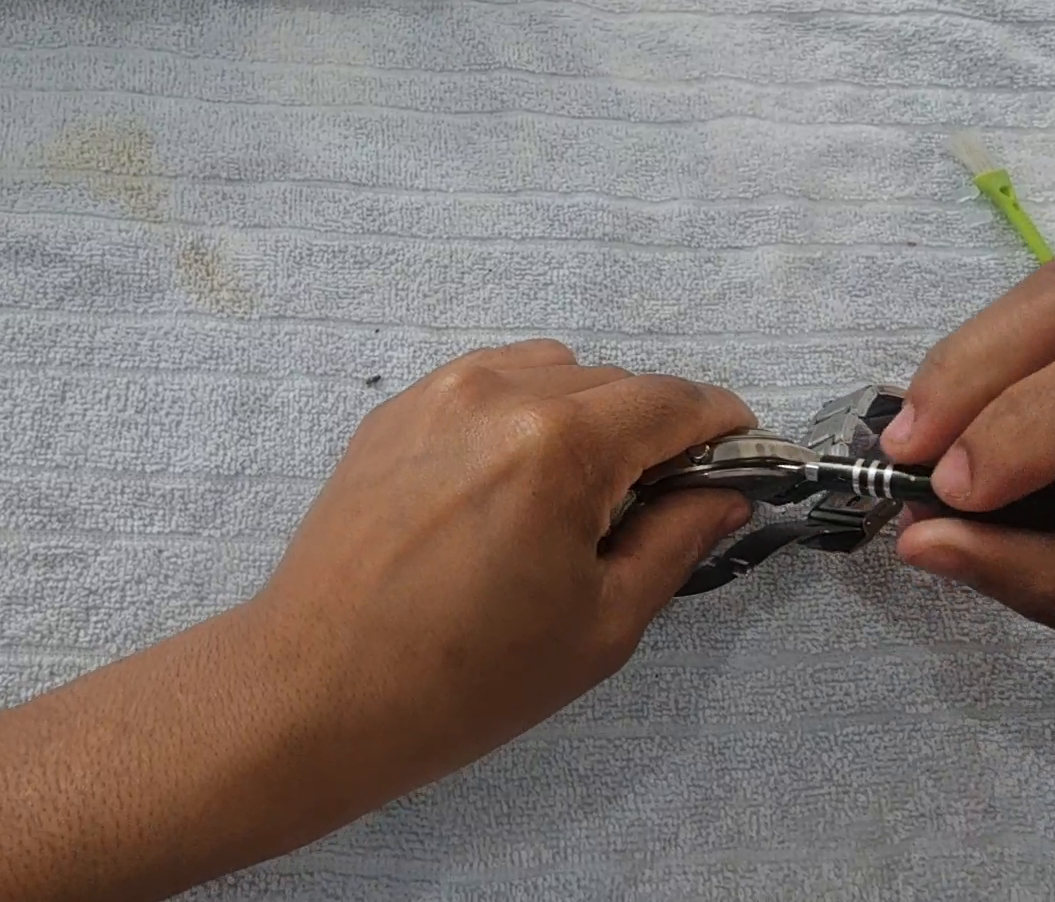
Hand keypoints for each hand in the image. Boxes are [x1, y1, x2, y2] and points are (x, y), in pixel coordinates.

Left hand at [256, 339, 755, 799]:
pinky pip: (489, 380)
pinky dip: (523, 408)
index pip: (673, 400)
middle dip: (652, 428)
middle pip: (615, 382)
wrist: (317, 685)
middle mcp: (499, 390)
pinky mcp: (397, 406)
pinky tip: (505, 472)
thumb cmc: (469, 678)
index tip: (737, 455)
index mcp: (560, 444)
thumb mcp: (601, 623)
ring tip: (568, 487)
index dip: (720, 425)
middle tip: (648, 497)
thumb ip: (677, 538)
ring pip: (552, 370)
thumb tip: (725, 491)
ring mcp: (438, 389)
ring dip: (586, 412)